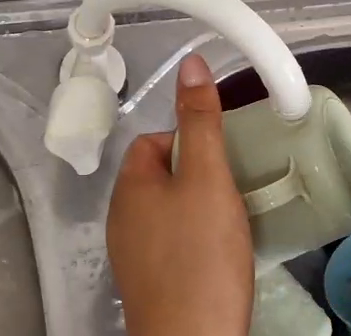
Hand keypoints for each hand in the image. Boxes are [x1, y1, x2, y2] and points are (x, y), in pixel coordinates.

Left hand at [106, 53, 252, 335]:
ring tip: (229, 225)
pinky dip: (196, 244)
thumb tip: (190, 62)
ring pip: (169, 212)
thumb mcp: (206, 176)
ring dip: (199, 211)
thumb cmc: (200, 255)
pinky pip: (172, 246)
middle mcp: (121, 218)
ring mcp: (132, 257)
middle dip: (197, 177)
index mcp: (128, 185)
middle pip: (162, 175)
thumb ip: (200, 120)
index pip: (154, 140)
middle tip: (229, 193)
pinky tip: (218, 258)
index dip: (189, 142)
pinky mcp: (149, 287)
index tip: (219, 160)